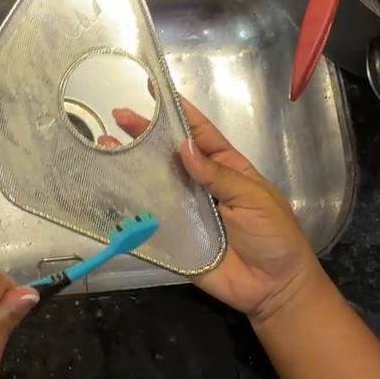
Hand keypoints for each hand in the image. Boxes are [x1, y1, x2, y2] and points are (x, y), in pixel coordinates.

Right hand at [116, 99, 322, 323]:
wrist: (274, 288)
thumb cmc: (274, 235)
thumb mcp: (253, 198)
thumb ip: (218, 175)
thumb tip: (184, 147)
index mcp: (225, 166)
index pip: (199, 132)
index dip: (177, 111)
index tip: (154, 90)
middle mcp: (200, 183)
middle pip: (168, 153)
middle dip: (144, 134)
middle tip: (118, 117)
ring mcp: (184, 209)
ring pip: (153, 183)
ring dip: (130, 166)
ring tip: (105, 148)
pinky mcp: (174, 238)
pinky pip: (149, 221)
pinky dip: (128, 208)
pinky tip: (107, 193)